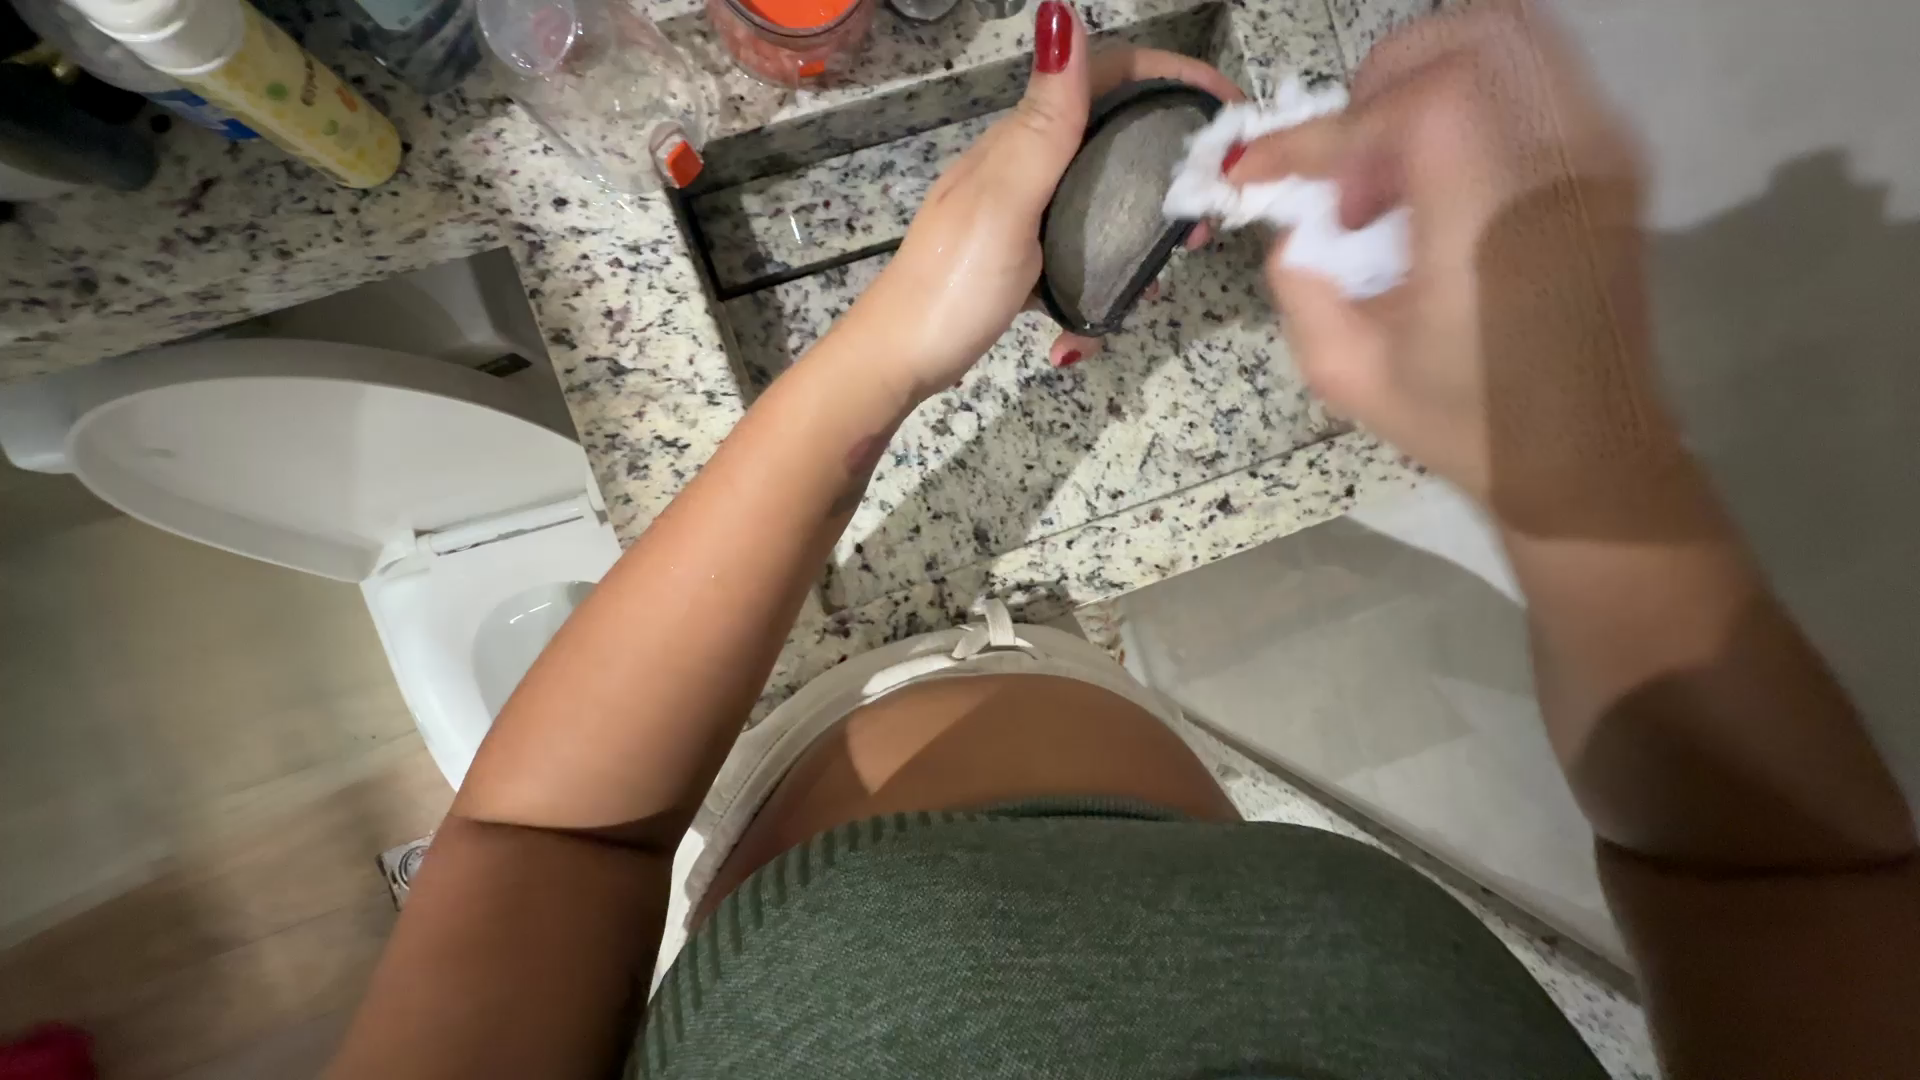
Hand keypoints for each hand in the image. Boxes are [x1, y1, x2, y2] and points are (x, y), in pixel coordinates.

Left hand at [840, 2, 1241, 400]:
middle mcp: (1024, 171)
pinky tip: (1086, 331)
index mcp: (1022, 144)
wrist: (899, 360)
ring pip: (1100, 210)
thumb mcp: (1005, 202)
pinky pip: (1074, 264)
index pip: (1106, 78)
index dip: (1171, 77)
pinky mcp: (1019, 265)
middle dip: (1167, 172)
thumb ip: (1042, 122)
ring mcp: (1022, 220)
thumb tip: (1062, 8)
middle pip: (1113, 145)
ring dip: (1135, 245)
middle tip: (1198, 224)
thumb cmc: (952, 284)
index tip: (1228, 114)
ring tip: (1152, 286)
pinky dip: (1091, 292)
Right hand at [1242, 1, 1684, 534]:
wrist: (1576, 448)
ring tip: (1384, 175)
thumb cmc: (1457, 420)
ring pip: (1507, 39)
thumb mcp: (1345, 371)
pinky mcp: (1609, 156)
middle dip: (1375, 88)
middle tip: (1343, 170)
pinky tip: (1429, 184)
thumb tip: (1294, 229)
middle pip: (1469, 37)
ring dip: (1418, 87)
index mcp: (1493, 221)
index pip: (1411, 107)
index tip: (1261, 171)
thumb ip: (1300, 285)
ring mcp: (1599, 148)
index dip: (1321, 130)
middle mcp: (1562, 160)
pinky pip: (1528, 78)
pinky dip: (1459, 104)